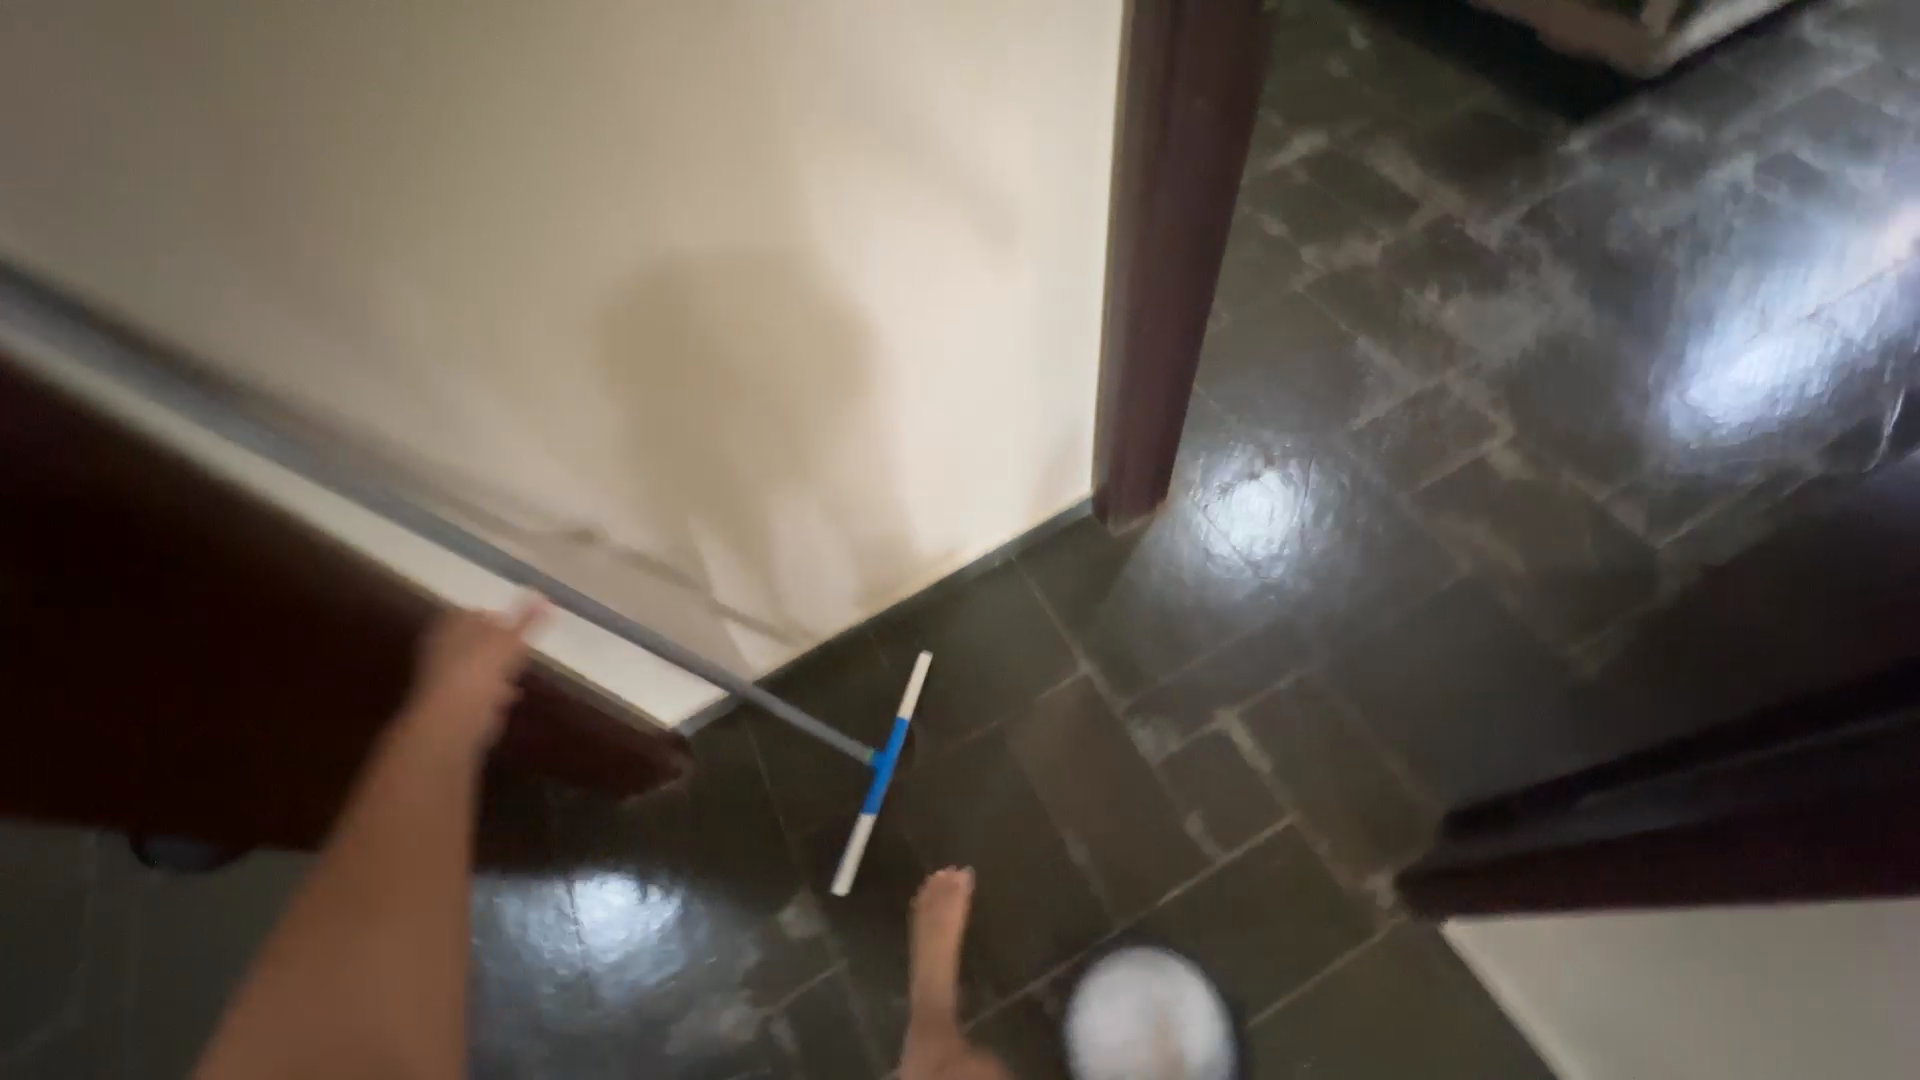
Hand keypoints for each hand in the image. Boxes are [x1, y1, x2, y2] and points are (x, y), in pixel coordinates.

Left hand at [402, 594, 547, 748]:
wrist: (456, 716)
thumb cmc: (480, 669)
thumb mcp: (511, 639)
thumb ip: (528, 618)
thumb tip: (544, 594)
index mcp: (452, 627)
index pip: (471, 613)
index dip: (493, 615)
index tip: (516, 621)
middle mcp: (446, 647)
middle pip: (475, 638)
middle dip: (498, 641)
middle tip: (522, 643)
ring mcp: (449, 673)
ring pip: (479, 663)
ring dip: (499, 665)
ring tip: (521, 667)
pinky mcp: (458, 698)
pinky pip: (482, 686)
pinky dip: (498, 687)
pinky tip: (513, 692)